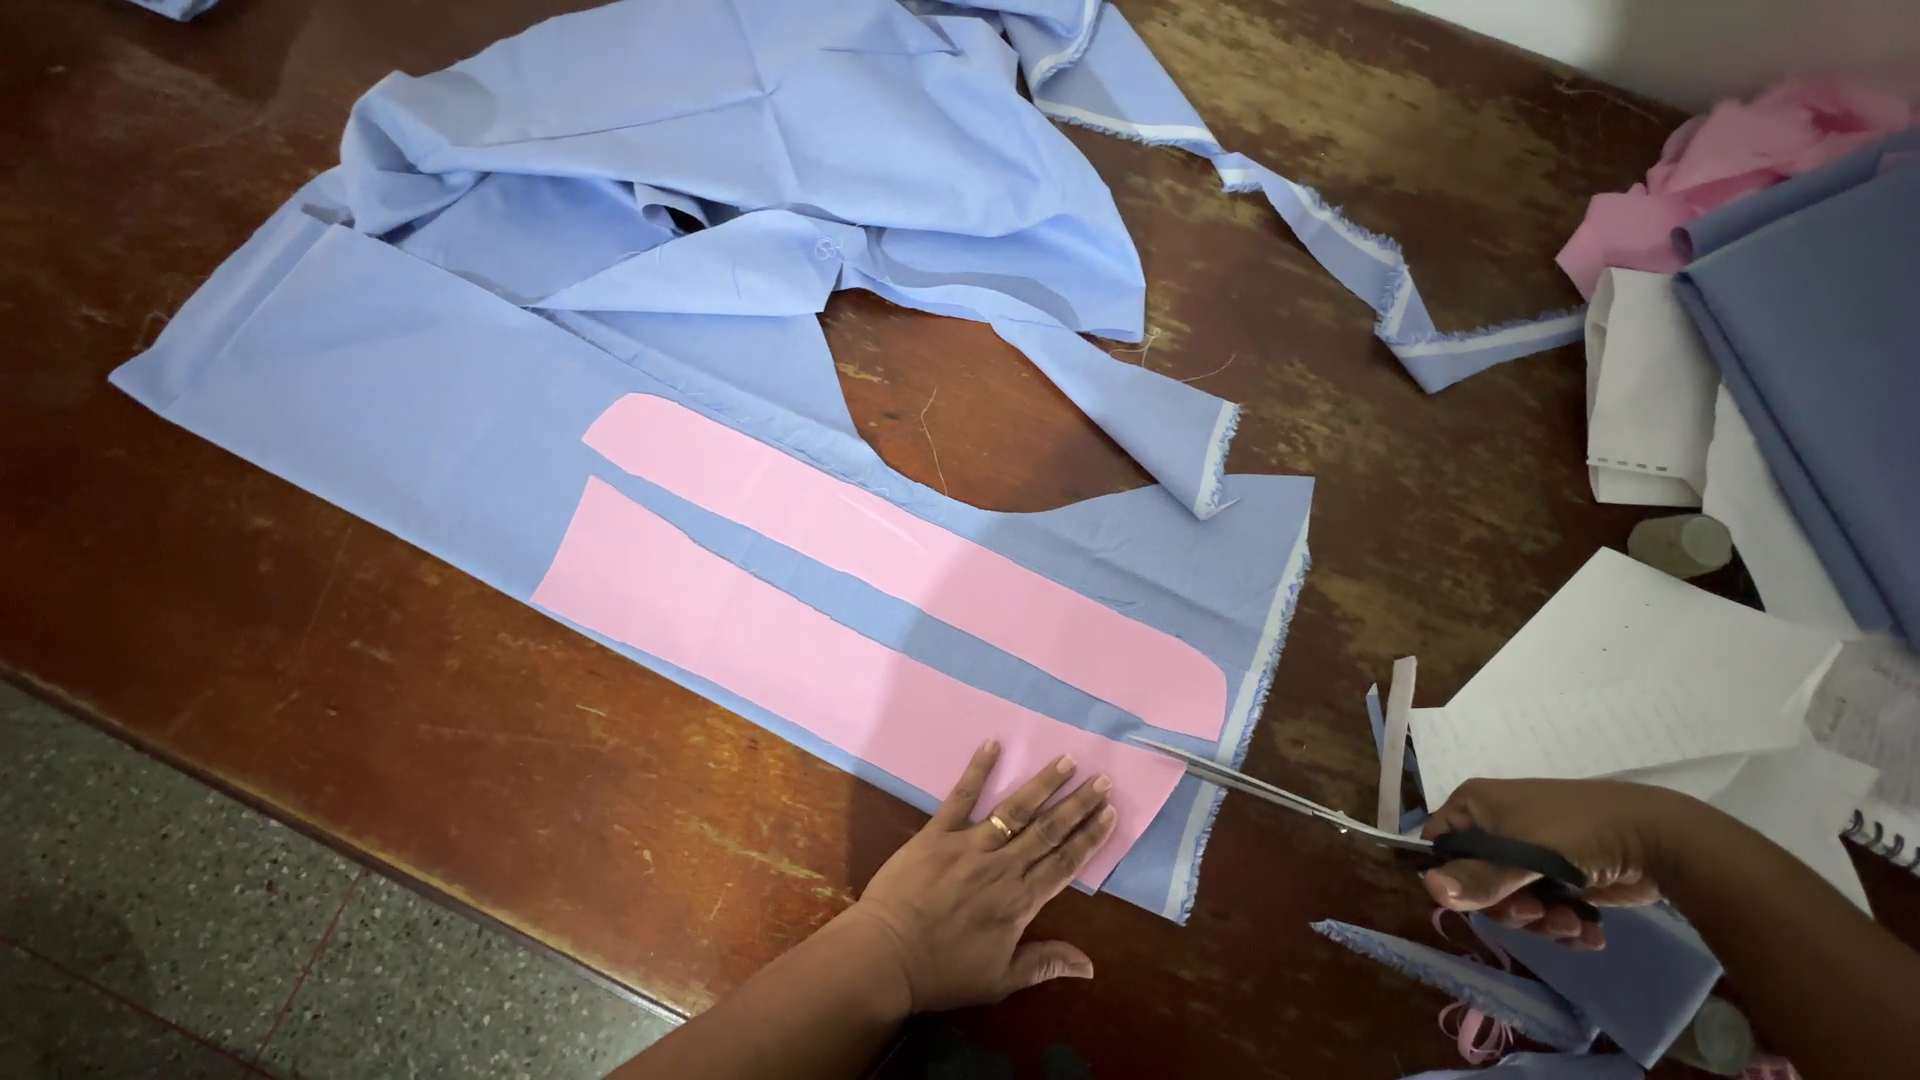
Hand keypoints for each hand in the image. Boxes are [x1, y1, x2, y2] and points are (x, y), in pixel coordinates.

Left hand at [845, 739, 1117, 1013]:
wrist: (885, 956)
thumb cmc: (943, 972)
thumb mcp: (999, 980)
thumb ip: (1044, 964)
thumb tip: (1090, 965)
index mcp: (1020, 900)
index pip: (1064, 862)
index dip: (1090, 837)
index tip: (1110, 812)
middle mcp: (1001, 866)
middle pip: (1048, 829)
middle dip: (1078, 803)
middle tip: (1102, 779)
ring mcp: (969, 844)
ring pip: (1015, 809)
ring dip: (1042, 784)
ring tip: (1067, 760)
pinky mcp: (937, 832)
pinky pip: (961, 796)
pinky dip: (978, 769)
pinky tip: (993, 744)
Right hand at [1420, 778, 1686, 948]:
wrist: (1661, 837)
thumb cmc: (1579, 830)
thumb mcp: (1524, 853)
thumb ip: (1479, 877)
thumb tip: (1431, 890)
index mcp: (1474, 807)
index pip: (1439, 846)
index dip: (1451, 878)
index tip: (1476, 901)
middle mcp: (1495, 829)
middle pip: (1476, 882)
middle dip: (1508, 908)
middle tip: (1536, 914)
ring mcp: (1529, 854)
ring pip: (1512, 901)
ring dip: (1541, 923)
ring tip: (1572, 924)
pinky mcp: (1561, 877)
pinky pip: (1544, 909)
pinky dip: (1563, 926)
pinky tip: (1589, 932)